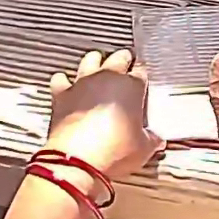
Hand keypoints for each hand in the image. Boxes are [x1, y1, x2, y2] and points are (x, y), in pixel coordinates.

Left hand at [46, 49, 164, 178]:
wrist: (77, 160)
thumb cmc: (115, 151)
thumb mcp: (143, 149)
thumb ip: (151, 139)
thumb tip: (157, 139)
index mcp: (132, 86)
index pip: (141, 71)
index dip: (142, 75)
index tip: (142, 81)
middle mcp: (108, 77)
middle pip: (119, 57)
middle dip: (123, 59)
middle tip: (125, 65)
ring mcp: (83, 83)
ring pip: (90, 59)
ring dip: (95, 62)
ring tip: (98, 68)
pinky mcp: (62, 93)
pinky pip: (61, 79)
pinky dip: (63, 81)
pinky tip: (65, 85)